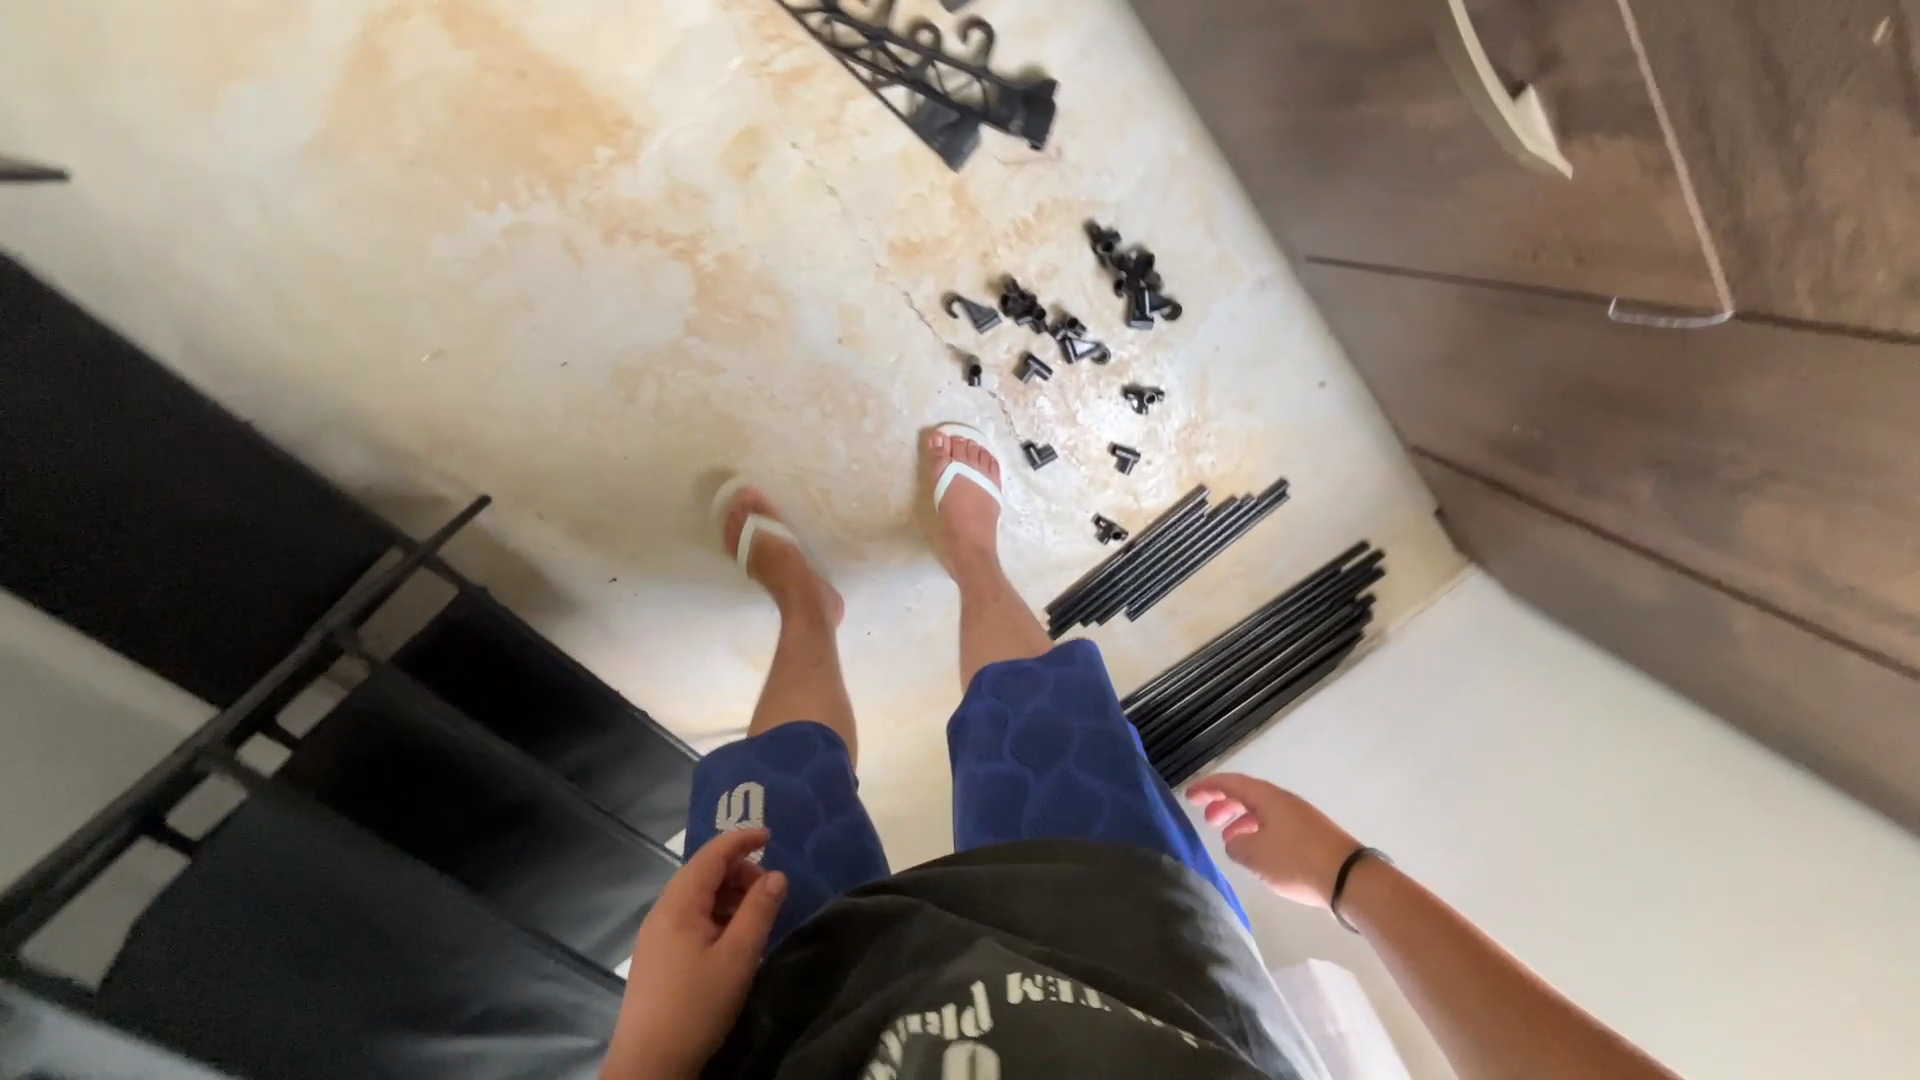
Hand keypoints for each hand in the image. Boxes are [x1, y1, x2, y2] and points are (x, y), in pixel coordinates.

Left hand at [602, 828, 786, 1079]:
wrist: (648, 1068)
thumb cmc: (696, 1006)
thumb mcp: (738, 956)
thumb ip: (759, 910)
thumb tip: (777, 875)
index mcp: (679, 904)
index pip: (712, 854)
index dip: (742, 840)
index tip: (771, 837)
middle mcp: (663, 912)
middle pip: (703, 873)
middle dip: (740, 872)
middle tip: (769, 893)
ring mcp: (656, 936)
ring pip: (697, 898)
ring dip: (729, 896)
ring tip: (756, 919)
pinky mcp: (656, 958)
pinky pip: (690, 919)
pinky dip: (716, 916)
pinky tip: (733, 941)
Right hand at [1186, 774, 1358, 908]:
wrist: (1351, 880)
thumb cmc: (1297, 861)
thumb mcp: (1255, 855)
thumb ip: (1235, 846)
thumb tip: (1235, 843)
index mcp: (1267, 797)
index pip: (1230, 783)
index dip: (1207, 787)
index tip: (1189, 796)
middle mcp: (1283, 800)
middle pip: (1246, 794)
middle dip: (1223, 804)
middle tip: (1207, 819)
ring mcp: (1299, 817)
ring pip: (1261, 811)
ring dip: (1241, 820)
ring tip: (1229, 840)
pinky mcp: (1311, 835)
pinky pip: (1274, 824)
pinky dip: (1258, 832)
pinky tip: (1257, 853)